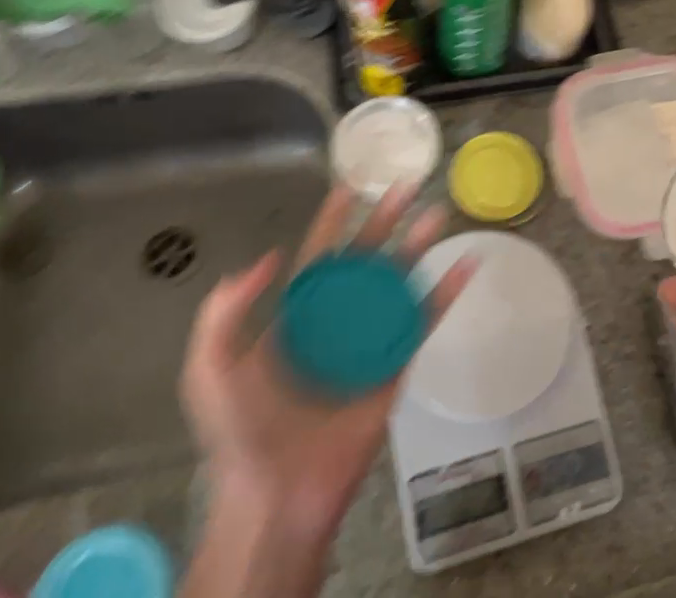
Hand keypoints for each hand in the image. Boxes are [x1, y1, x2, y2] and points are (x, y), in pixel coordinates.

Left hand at [180, 183, 476, 538]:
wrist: (278, 491)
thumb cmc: (241, 430)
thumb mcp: (211, 367)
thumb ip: (226, 310)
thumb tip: (269, 258)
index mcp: (293, 317)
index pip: (317, 256)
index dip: (333, 221)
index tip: (352, 185)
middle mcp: (334, 320)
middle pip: (365, 259)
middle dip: (385, 220)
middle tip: (409, 184)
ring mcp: (368, 342)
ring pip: (398, 283)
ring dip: (419, 248)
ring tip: (439, 214)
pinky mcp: (395, 365)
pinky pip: (422, 322)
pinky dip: (445, 294)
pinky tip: (464, 266)